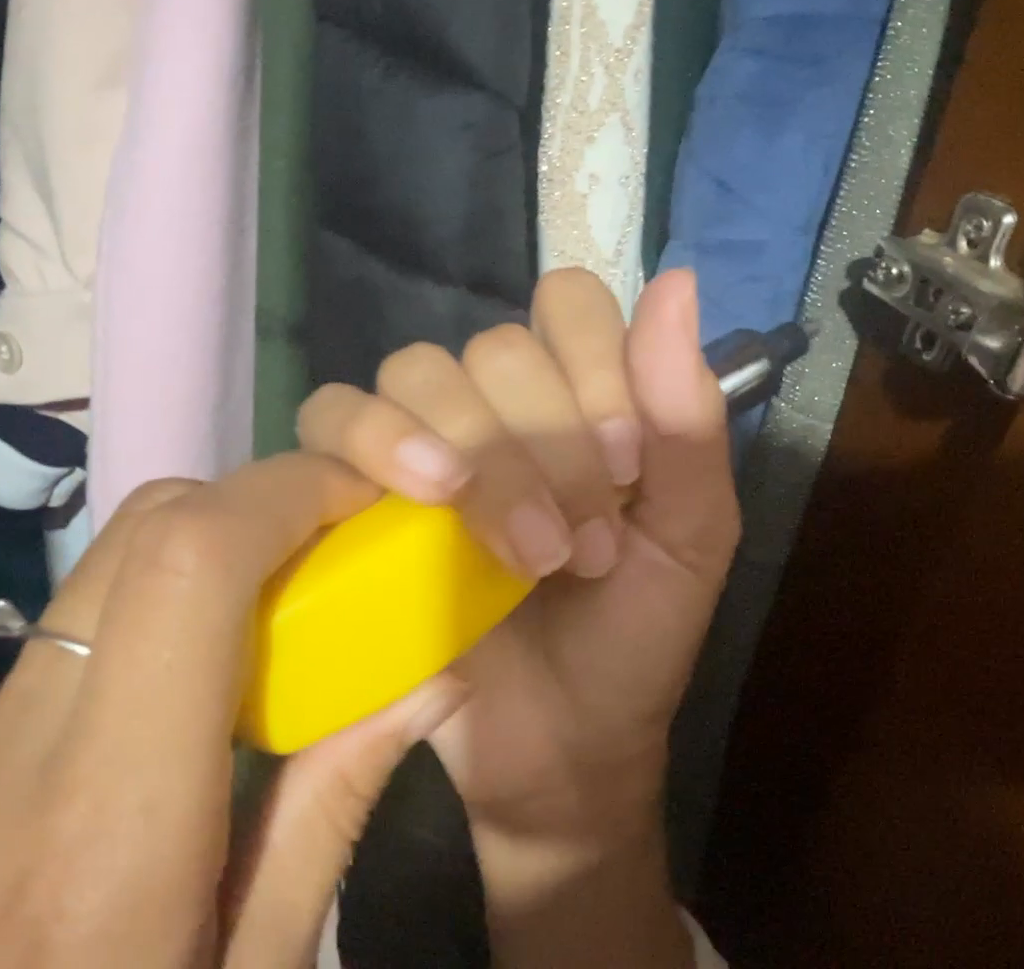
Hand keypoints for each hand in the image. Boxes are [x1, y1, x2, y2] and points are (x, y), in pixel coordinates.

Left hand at [0, 456, 468, 968]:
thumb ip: (333, 810)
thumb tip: (431, 679)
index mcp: (109, 823)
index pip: (185, 571)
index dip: (282, 496)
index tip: (364, 497)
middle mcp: (4, 766)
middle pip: (136, 538)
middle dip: (257, 505)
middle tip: (343, 546)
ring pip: (96, 587)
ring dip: (208, 568)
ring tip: (281, 635)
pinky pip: (62, 661)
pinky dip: (151, 640)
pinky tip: (185, 730)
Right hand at [295, 268, 737, 851]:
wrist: (564, 742)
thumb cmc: (637, 633)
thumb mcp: (692, 534)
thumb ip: (688, 419)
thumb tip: (680, 280)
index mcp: (584, 398)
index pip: (569, 304)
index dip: (595, 368)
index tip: (626, 468)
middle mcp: (502, 404)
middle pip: (497, 348)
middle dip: (546, 445)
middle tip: (582, 548)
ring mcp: (425, 442)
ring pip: (420, 372)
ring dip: (477, 452)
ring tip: (519, 552)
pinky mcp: (358, 492)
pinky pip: (332, 416)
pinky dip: (371, 437)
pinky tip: (422, 497)